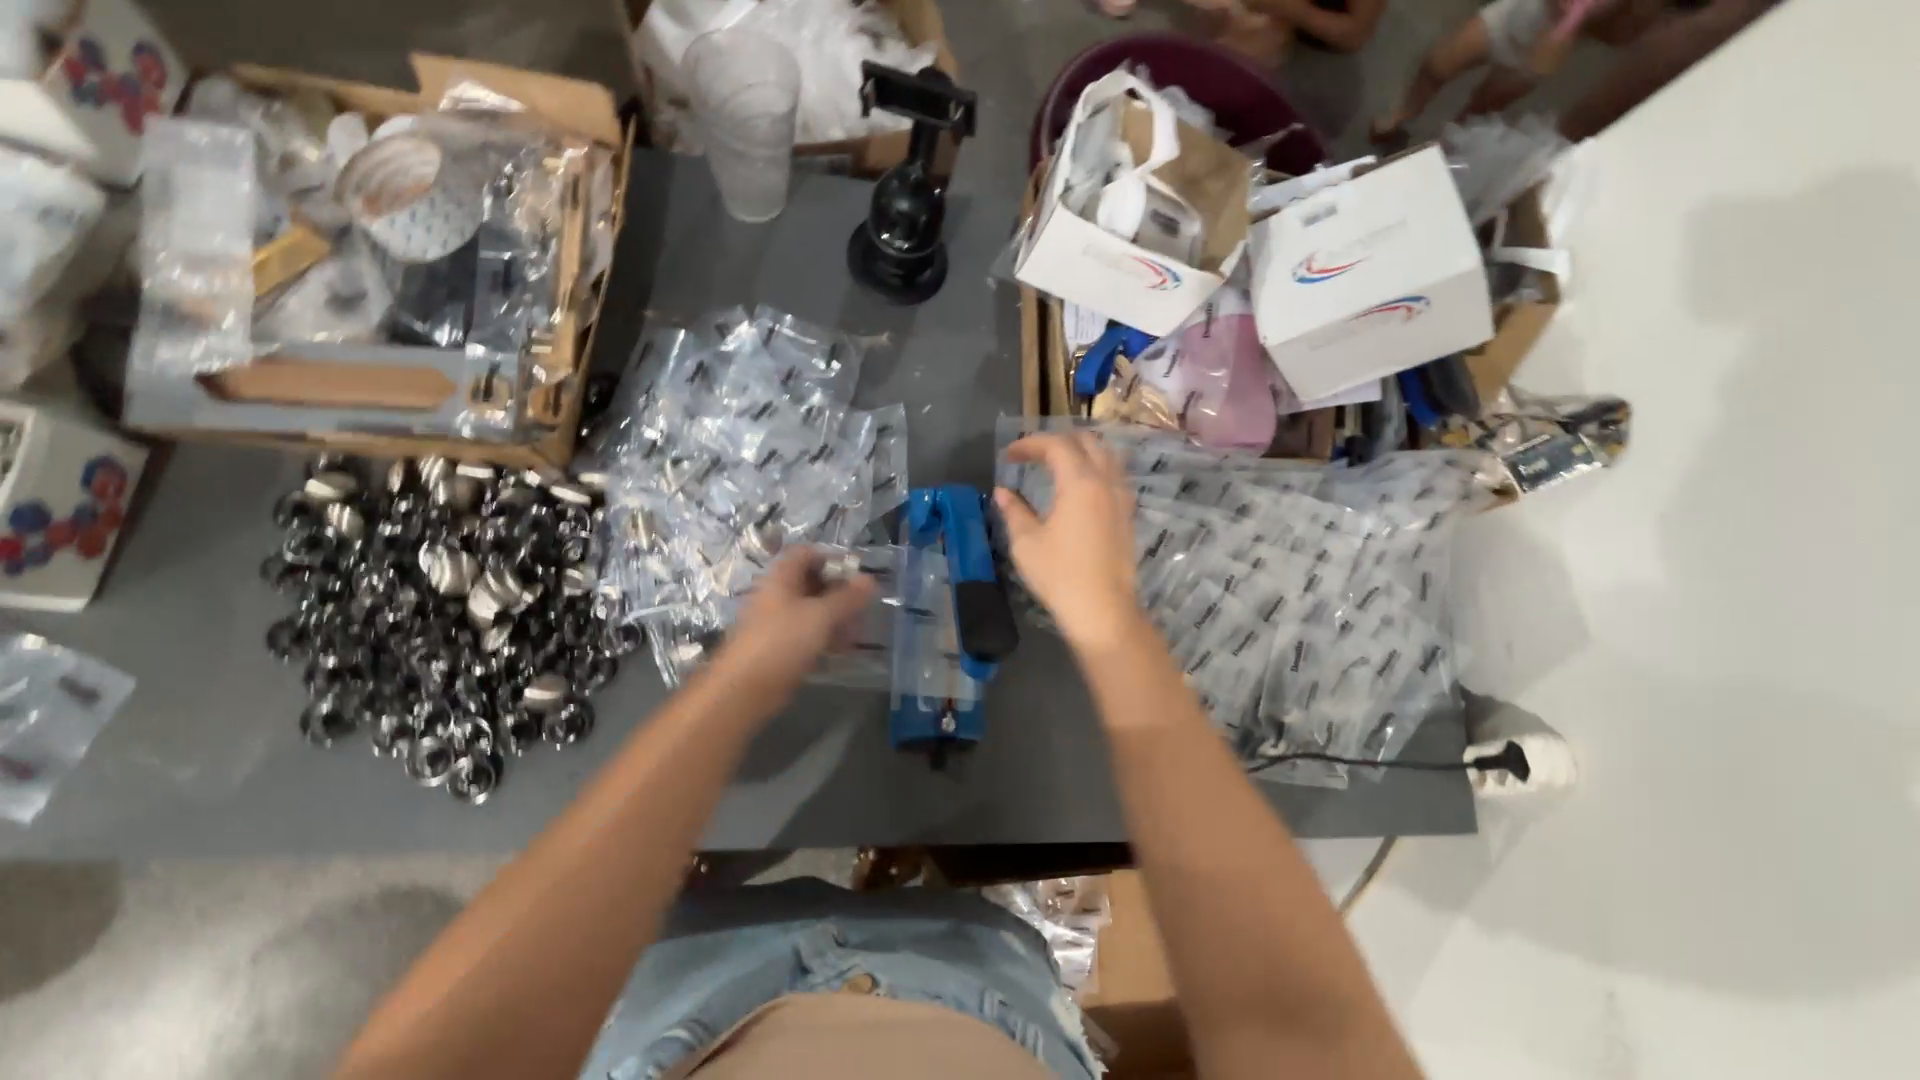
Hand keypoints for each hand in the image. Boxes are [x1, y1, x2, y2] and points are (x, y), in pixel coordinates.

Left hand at [713, 547, 877, 697]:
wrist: (745, 688)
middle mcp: (778, 595)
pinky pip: (807, 633)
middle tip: (863, 606)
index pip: (806, 553)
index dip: (831, 558)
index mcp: (781, 578)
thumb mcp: (820, 616)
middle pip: (812, 582)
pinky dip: (826, 636)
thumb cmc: (782, 642)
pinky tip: (843, 648)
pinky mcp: (780, 647)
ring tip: (858, 631)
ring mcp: (778, 622)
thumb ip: (847, 598)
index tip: (857, 572)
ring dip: (836, 617)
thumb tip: (870, 580)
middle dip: (840, 592)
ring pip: (812, 610)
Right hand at [994, 433, 1142, 652]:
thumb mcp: (1027, 543)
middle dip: (1058, 442)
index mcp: (1080, 483)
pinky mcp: (1128, 516)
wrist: (1102, 610)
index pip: (1056, 445)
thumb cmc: (1060, 575)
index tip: (1009, 455)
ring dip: (1080, 452)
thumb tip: (1002, 492)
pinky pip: (1114, 477)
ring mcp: (1122, 499)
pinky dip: (1095, 470)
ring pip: (1106, 457)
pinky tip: (1079, 489)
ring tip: (1057, 466)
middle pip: (1087, 442)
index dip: (1030, 444)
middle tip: (1033, 456)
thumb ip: (1014, 511)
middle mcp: (1106, 482)